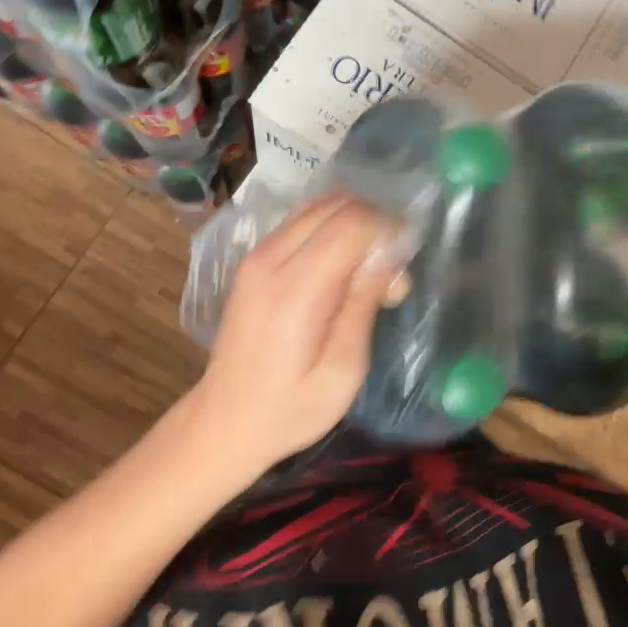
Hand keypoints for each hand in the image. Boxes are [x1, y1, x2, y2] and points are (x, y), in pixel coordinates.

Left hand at [183, 193, 400, 475]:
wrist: (225, 421)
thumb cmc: (289, 409)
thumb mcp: (341, 373)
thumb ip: (362, 307)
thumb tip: (388, 258)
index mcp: (295, 290)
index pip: (352, 222)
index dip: (389, 231)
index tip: (402, 269)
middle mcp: (271, 259)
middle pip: (336, 205)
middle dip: (375, 226)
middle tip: (389, 274)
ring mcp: (257, 255)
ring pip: (319, 206)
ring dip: (354, 226)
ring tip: (368, 271)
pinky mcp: (253, 261)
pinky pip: (302, 222)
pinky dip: (332, 230)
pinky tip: (342, 269)